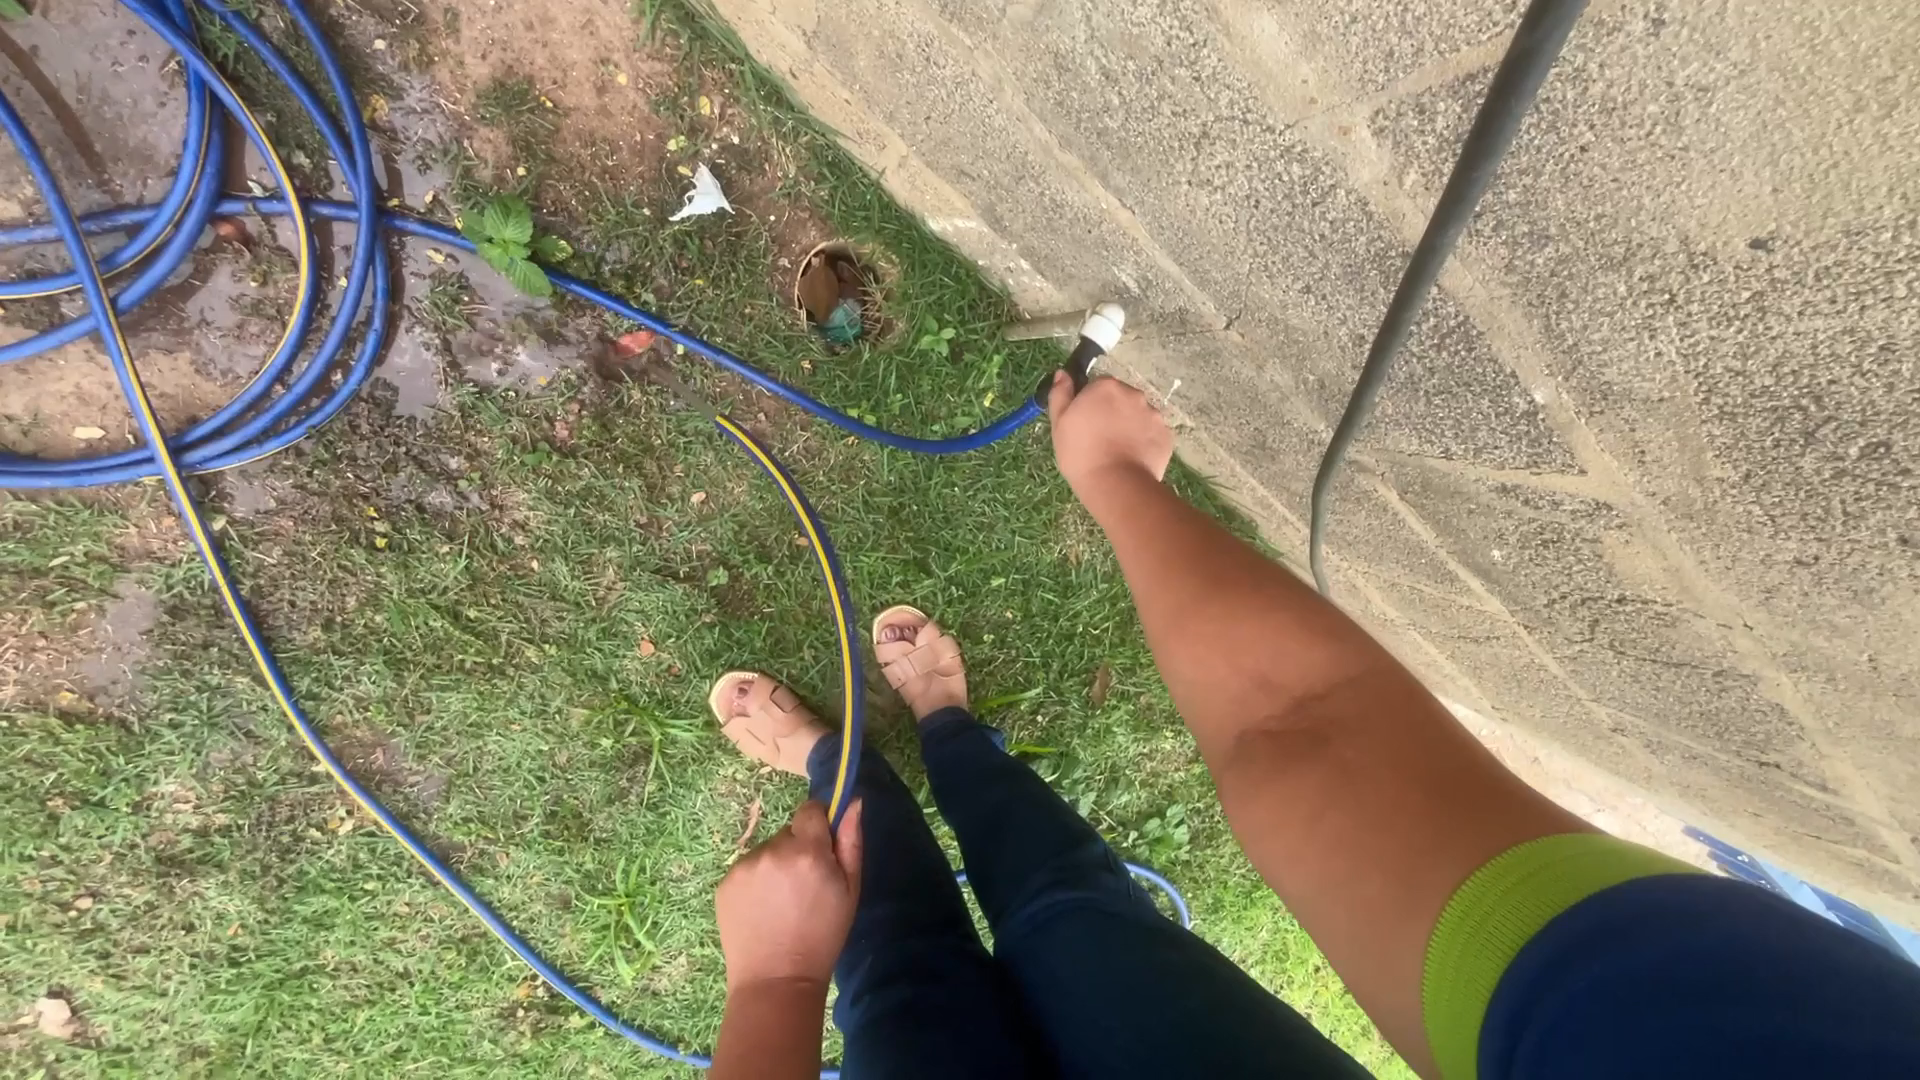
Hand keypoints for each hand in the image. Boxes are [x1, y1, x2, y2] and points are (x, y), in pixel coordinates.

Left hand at [715, 799, 862, 991]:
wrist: (776, 982)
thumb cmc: (823, 936)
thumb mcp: (850, 889)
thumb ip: (851, 841)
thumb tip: (853, 801)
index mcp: (808, 850)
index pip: (811, 809)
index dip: (818, 826)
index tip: (822, 850)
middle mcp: (774, 850)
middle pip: (789, 833)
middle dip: (799, 850)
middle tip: (803, 886)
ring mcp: (745, 866)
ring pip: (768, 850)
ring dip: (777, 866)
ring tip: (782, 903)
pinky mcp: (725, 882)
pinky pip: (748, 868)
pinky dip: (756, 882)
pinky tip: (762, 909)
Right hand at [1046, 371, 1173, 498]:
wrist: (1115, 484)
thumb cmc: (1080, 453)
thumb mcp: (1059, 424)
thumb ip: (1061, 394)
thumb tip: (1062, 373)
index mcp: (1106, 387)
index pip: (1097, 387)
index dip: (1090, 405)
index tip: (1084, 425)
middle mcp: (1134, 394)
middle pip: (1121, 399)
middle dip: (1112, 414)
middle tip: (1100, 439)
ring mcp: (1154, 414)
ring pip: (1138, 416)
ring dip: (1129, 427)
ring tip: (1117, 452)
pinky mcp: (1166, 435)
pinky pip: (1152, 434)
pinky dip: (1144, 443)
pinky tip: (1131, 459)